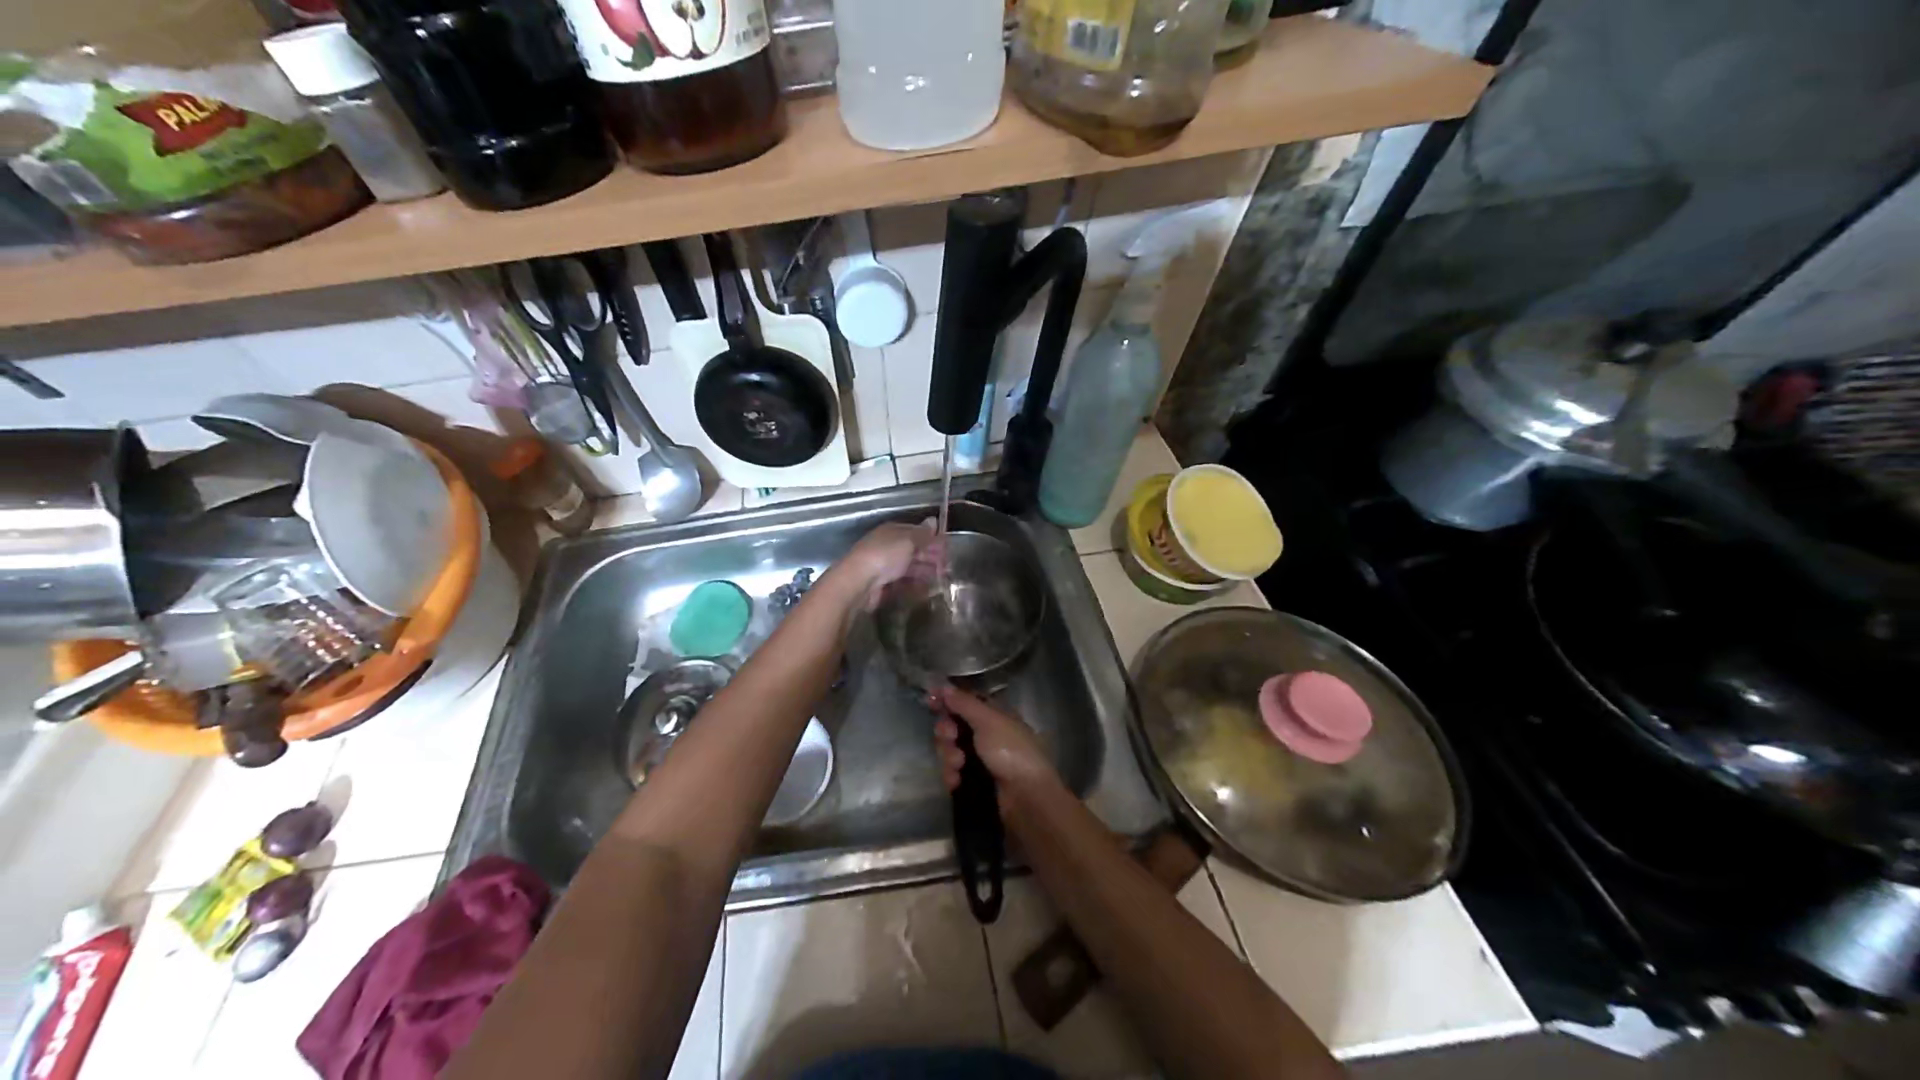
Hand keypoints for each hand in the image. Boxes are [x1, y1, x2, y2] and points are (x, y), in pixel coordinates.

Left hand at [838, 520, 941, 608]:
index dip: (931, 538)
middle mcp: (887, 547)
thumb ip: (923, 534)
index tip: (947, 547)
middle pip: (913, 550)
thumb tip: (934, 521)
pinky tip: (926, 588)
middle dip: (930, 556)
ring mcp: (884, 566)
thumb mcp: (908, 540)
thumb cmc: (885, 555)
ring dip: (925, 571)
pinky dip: (915, 584)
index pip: (915, 532)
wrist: (859, 582)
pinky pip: (903, 583)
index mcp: (892, 531)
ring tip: (941, 578)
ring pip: (909, 567)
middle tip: (947, 565)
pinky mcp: (883, 585)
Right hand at [929, 684, 1062, 811]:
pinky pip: (954, 773)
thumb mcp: (989, 720)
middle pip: (954, 726)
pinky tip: (956, 782)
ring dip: (949, 756)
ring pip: (951, 750)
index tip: (930, 701)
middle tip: (950, 738)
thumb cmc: (1011, 752)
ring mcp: (981, 759)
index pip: (966, 702)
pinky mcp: (975, 782)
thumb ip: (964, 703)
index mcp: (995, 715)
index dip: (948, 701)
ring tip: (958, 766)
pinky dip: (952, 775)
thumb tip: (944, 686)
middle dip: (946, 733)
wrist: (1026, 798)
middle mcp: (988, 735)